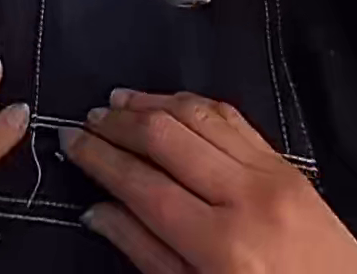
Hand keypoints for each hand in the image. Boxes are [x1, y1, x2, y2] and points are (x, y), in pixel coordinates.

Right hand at [63, 90, 356, 273]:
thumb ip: (147, 255)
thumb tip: (99, 214)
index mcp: (223, 248)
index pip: (142, 186)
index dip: (100, 159)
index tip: (74, 142)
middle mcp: (245, 198)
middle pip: (165, 138)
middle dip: (119, 123)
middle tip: (89, 118)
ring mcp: (268, 172)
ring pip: (195, 114)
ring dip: (151, 102)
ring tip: (118, 100)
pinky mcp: (283, 160)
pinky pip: (230, 115)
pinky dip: (192, 102)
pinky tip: (170, 100)